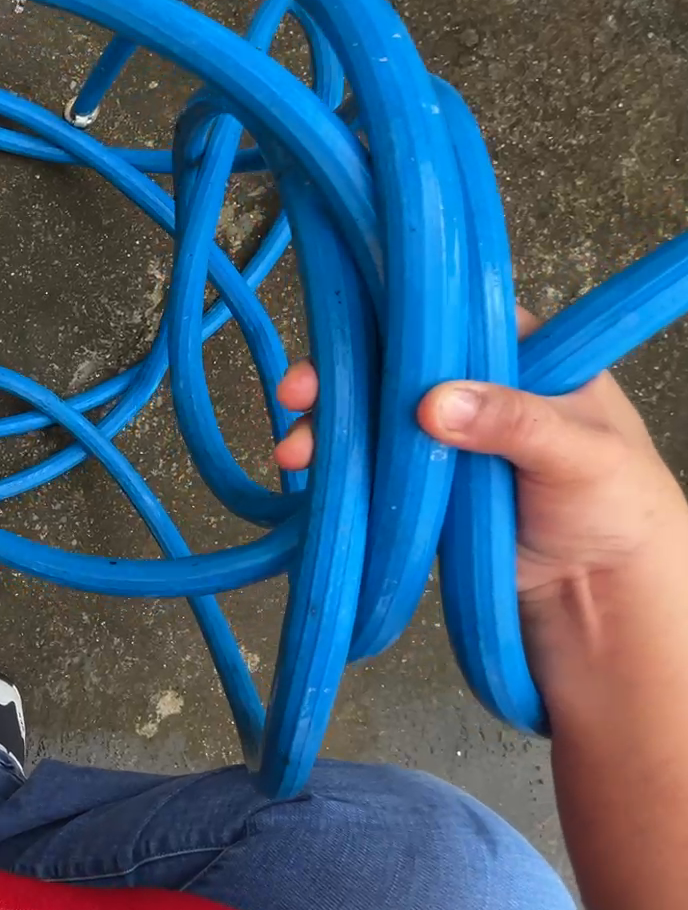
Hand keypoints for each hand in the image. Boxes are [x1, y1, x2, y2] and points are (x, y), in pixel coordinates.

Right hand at [272, 320, 687, 611]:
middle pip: (382, 364)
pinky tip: (300, 465)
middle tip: (295, 395)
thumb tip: (431, 403)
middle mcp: (462, 385)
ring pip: (358, 410)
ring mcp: (427, 430)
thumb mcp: (583, 456)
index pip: (445, 322)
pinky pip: (355, 453)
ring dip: (318, 425)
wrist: (589, 586)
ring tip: (295, 453)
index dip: (389, 326)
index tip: (345, 346)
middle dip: (330, 378)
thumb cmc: (614, 507)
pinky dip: (323, 457)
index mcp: (515, 359)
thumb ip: (516, 423)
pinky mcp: (402, 470)